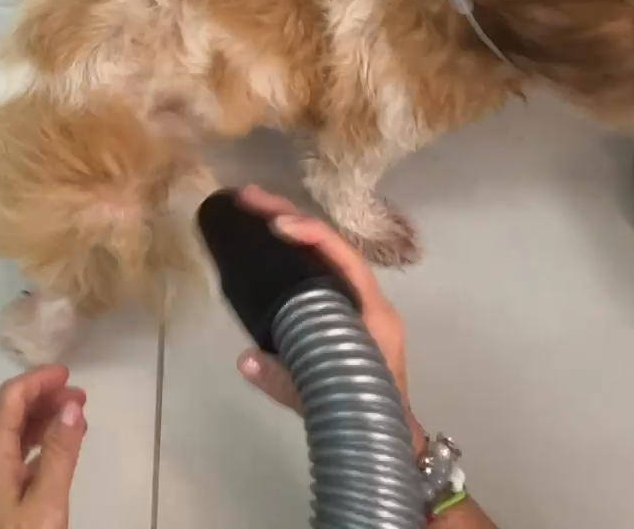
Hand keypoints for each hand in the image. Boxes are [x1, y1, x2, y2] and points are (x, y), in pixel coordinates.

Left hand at [0, 365, 87, 528]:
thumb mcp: (45, 502)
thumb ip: (59, 453)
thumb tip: (70, 405)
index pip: (10, 398)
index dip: (38, 379)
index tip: (68, 374)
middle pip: (11, 413)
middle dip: (45, 397)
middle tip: (81, 398)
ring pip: (15, 435)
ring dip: (44, 421)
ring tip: (77, 420)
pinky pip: (18, 458)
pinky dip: (40, 446)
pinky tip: (59, 452)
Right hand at [231, 186, 418, 443]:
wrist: (389, 438)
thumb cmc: (362, 415)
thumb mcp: (322, 400)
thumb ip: (284, 381)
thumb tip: (244, 359)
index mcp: (372, 313)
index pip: (344, 258)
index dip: (311, 236)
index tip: (276, 225)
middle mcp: (366, 296)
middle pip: (328, 242)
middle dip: (288, 214)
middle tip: (248, 197)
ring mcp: (353, 297)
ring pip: (320, 246)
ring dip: (285, 221)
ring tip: (249, 203)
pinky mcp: (339, 301)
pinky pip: (315, 261)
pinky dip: (289, 242)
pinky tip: (262, 232)